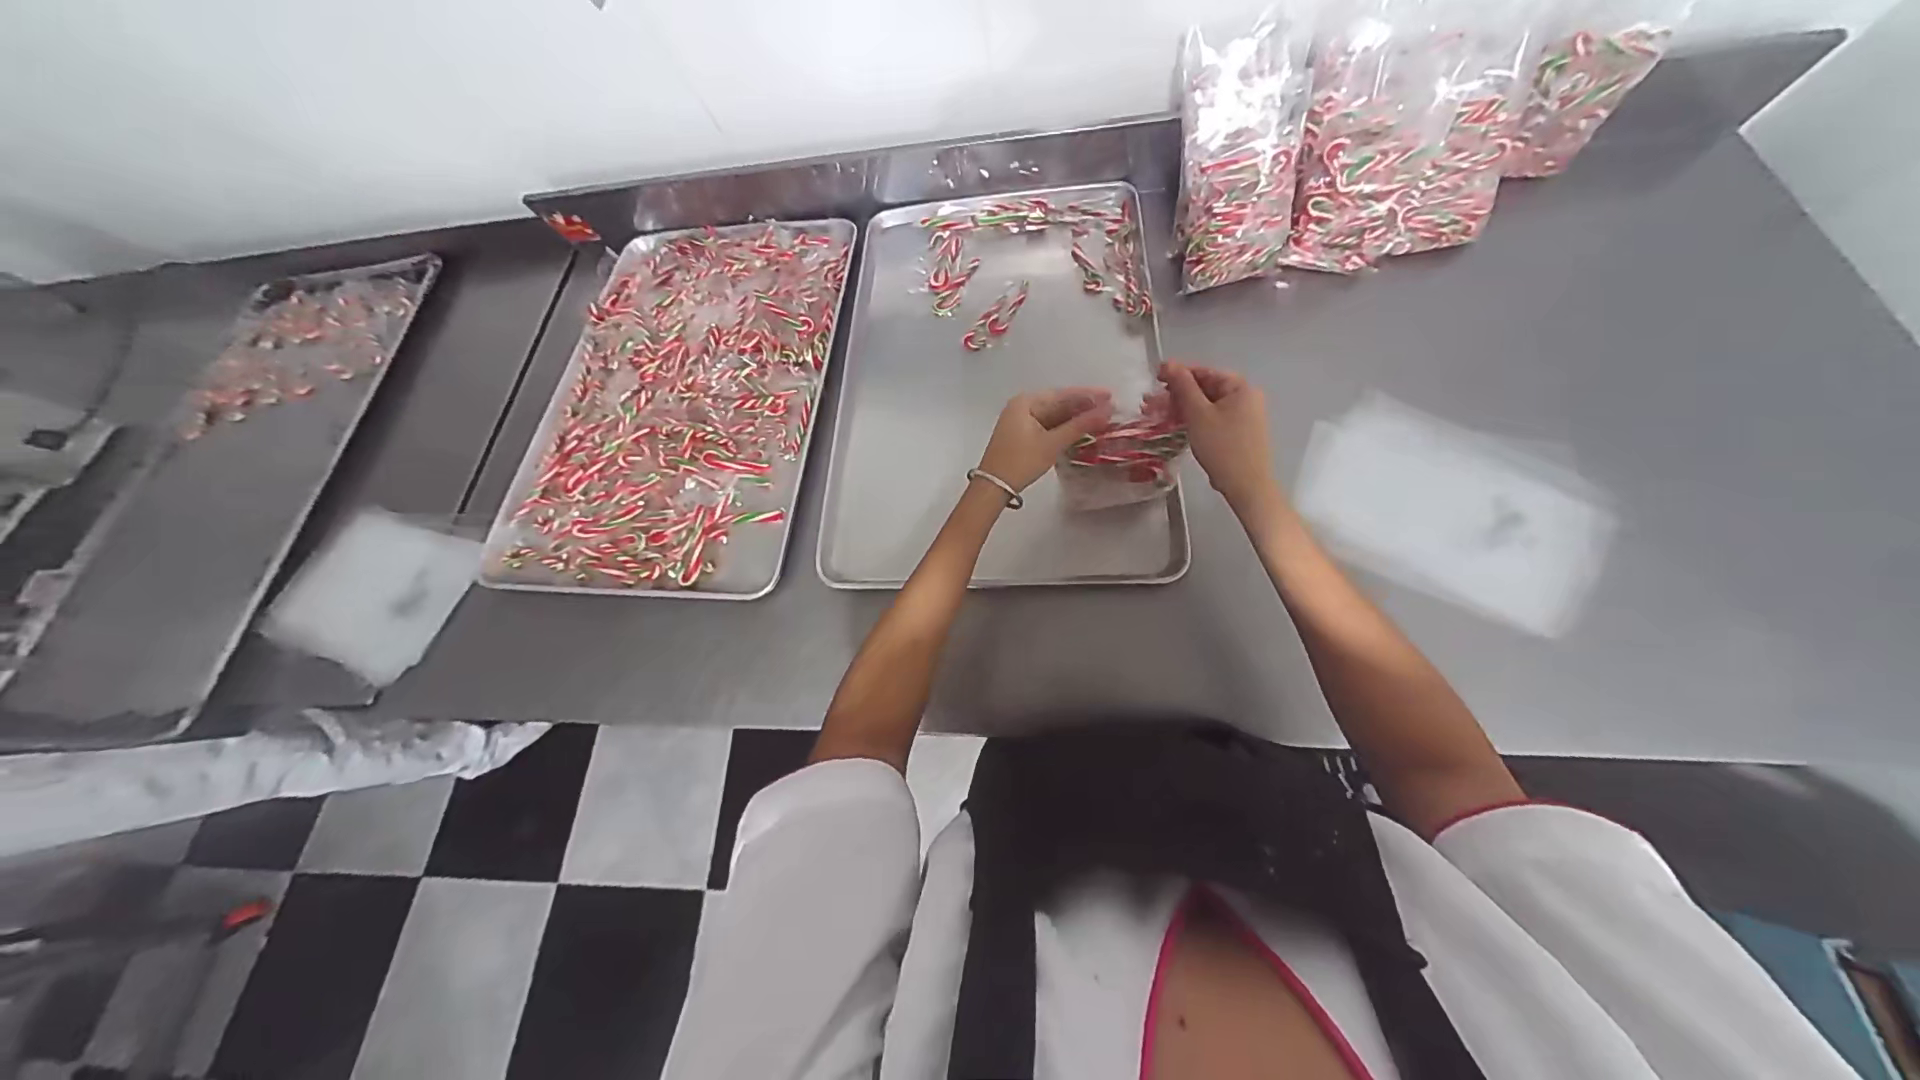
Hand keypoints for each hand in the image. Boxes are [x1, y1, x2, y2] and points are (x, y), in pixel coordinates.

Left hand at [975, 388, 1113, 491]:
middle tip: (1110, 409)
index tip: (1110, 396)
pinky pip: (1047, 426)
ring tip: (1101, 420)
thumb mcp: (1052, 443)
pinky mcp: (1022, 435)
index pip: (1063, 394)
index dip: (1088, 395)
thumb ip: (1080, 426)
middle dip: (1084, 407)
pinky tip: (1081, 431)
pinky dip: (1064, 429)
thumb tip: (1107, 411)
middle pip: (1058, 403)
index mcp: (1026, 402)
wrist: (994, 486)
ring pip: (1054, 416)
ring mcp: (1020, 421)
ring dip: (1075, 419)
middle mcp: (1022, 406)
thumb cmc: (1020, 462)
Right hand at [1160, 361, 1279, 515]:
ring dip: (1183, 408)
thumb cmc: (1222, 447)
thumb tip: (1169, 364)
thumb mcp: (1198, 414)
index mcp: (1240, 387)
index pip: (1204, 372)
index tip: (1155, 379)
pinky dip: (1195, 420)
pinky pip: (1214, 418)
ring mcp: (1245, 416)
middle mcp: (1246, 397)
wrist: (1246, 485)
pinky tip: (1179, 427)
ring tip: (1160, 416)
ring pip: (1208, 405)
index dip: (1178, 374)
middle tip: (1151, 403)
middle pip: (1206, 388)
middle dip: (1177, 394)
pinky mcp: (1240, 432)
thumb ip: (1182, 387)